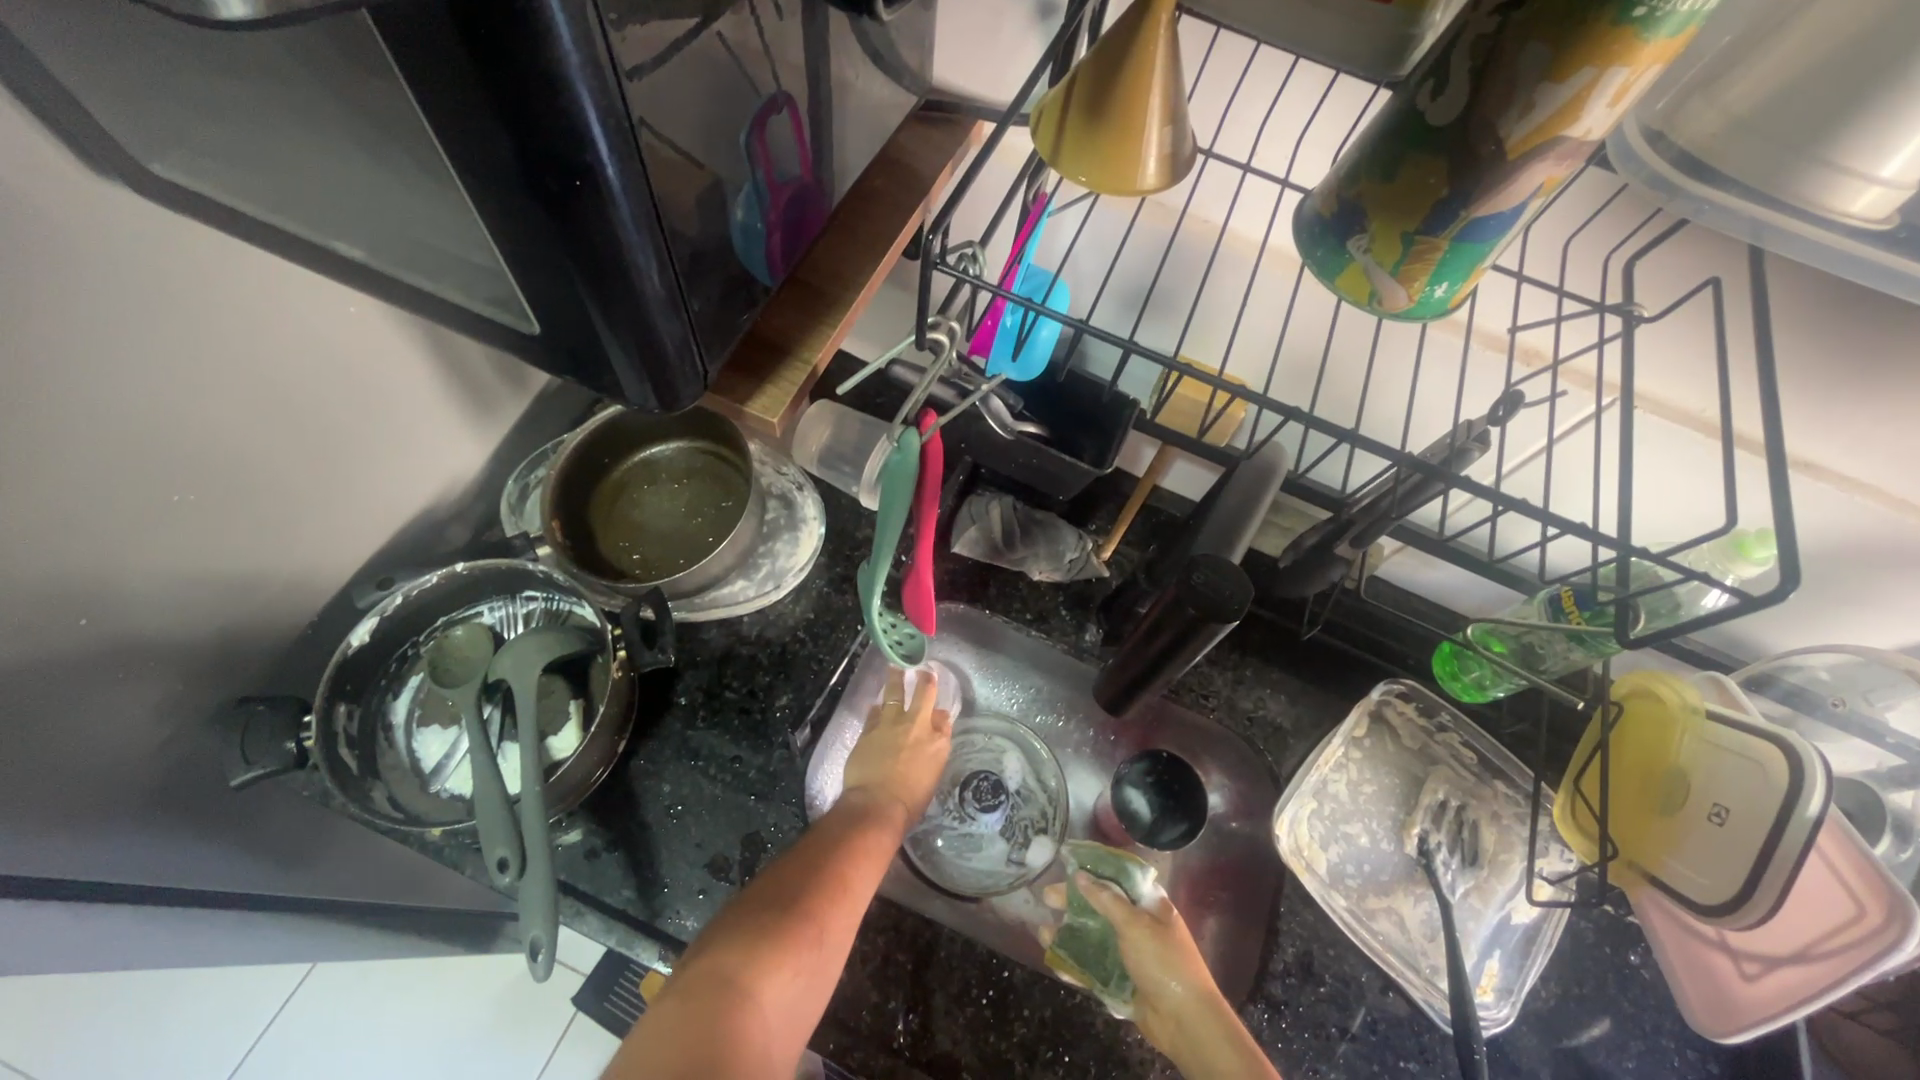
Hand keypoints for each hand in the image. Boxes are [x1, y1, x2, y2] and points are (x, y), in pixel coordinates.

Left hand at [841, 666, 952, 827]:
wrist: (878, 803)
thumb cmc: (911, 800)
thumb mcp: (933, 774)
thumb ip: (936, 747)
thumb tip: (937, 727)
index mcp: (938, 742)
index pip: (943, 719)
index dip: (940, 712)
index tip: (938, 709)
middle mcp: (917, 726)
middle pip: (923, 695)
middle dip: (924, 681)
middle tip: (923, 671)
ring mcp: (891, 724)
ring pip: (894, 693)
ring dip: (895, 679)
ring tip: (894, 667)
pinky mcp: (870, 729)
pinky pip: (875, 711)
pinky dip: (877, 708)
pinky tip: (876, 704)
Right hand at [1041, 871, 1227, 1058]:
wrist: (1184, 1021)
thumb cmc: (1163, 962)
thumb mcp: (1135, 924)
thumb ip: (1106, 899)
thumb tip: (1080, 875)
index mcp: (1149, 906)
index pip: (1119, 880)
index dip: (1094, 872)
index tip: (1067, 867)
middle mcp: (1138, 926)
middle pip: (1100, 908)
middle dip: (1073, 903)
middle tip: (1047, 898)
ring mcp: (1128, 955)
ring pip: (1093, 938)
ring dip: (1068, 935)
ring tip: (1042, 932)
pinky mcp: (1120, 980)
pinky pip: (1092, 967)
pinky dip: (1074, 964)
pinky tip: (1054, 961)